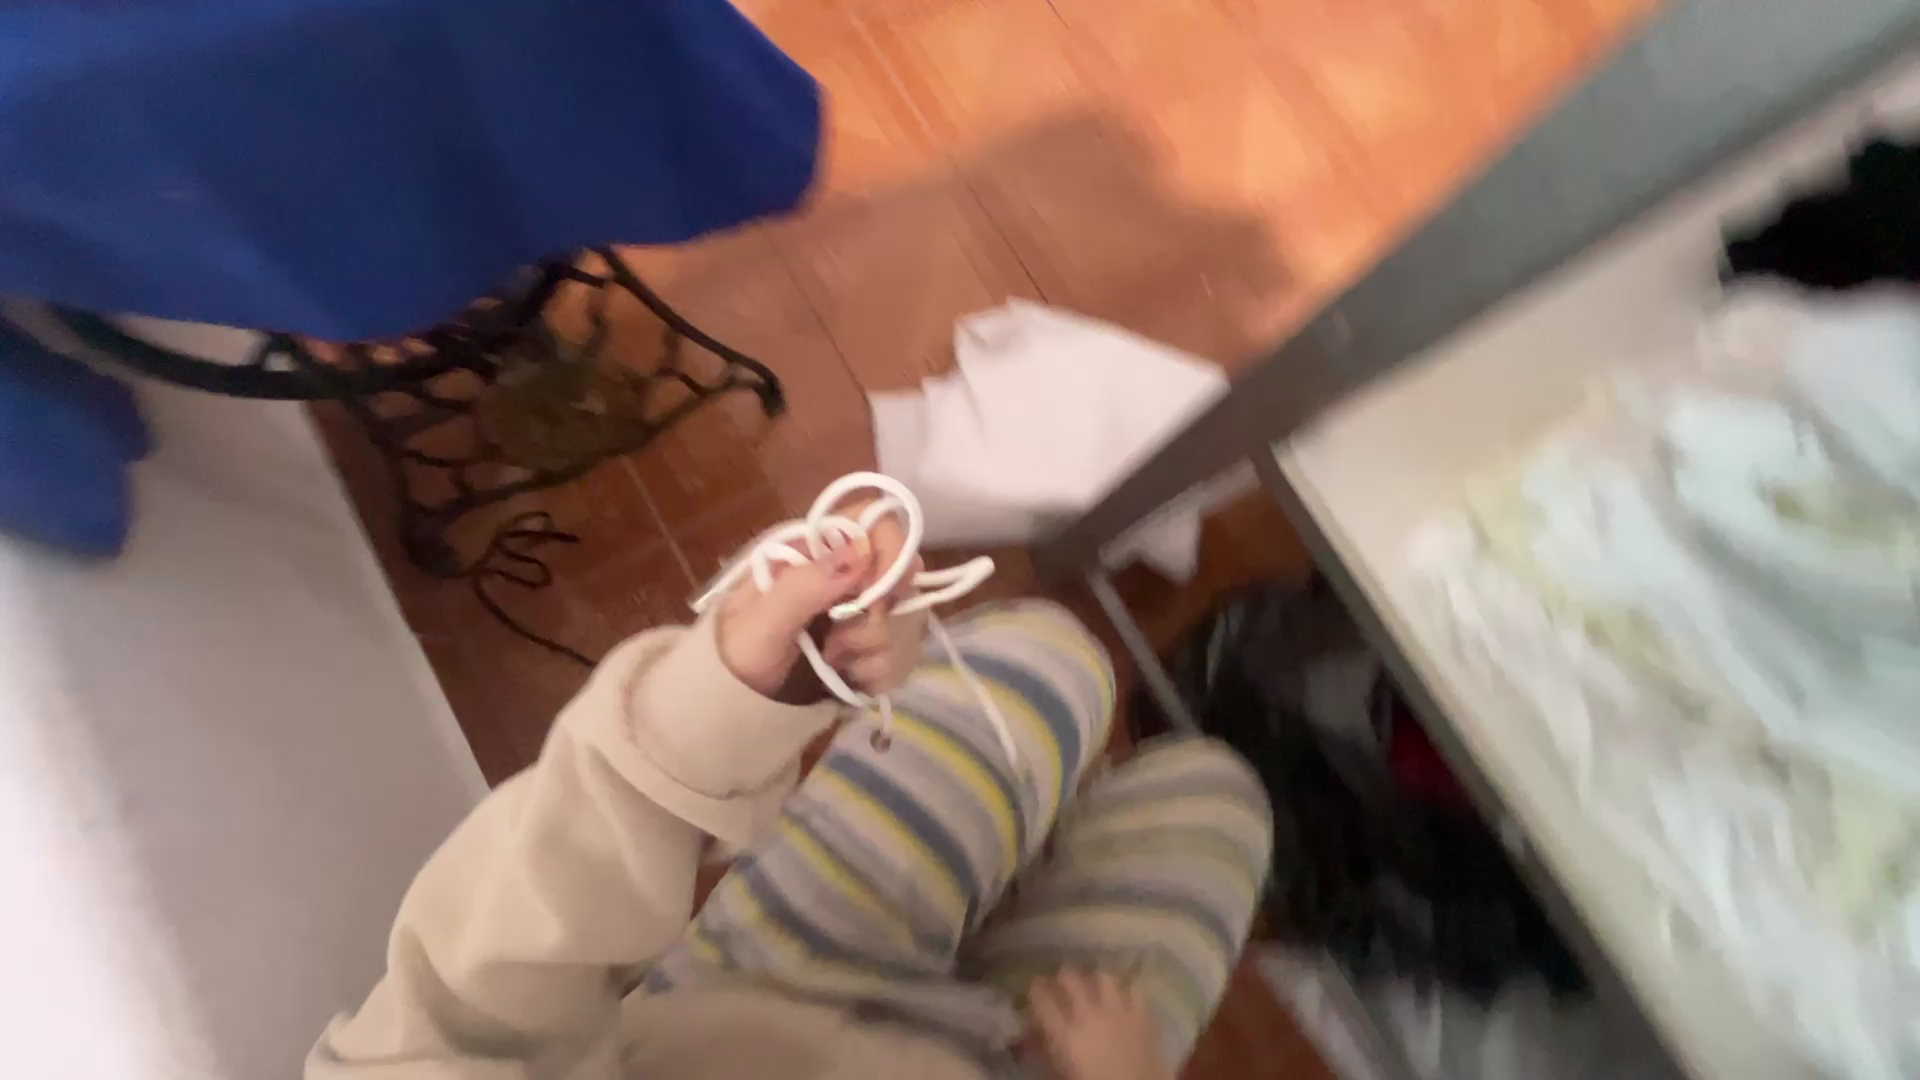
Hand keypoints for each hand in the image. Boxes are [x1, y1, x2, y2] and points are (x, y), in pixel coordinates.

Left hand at [715, 504, 928, 701]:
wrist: (736, 706)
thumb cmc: (736, 655)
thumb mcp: (757, 624)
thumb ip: (802, 586)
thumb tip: (858, 553)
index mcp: (817, 551)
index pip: (877, 522)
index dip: (892, 553)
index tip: (878, 596)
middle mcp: (850, 573)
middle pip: (903, 577)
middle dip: (875, 620)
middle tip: (837, 644)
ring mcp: (868, 609)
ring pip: (909, 620)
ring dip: (874, 652)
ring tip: (834, 664)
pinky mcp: (880, 645)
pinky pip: (909, 653)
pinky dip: (881, 673)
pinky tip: (852, 680)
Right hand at [1025, 970, 1172, 1079]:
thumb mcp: (1062, 1075)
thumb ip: (1046, 1052)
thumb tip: (1033, 1036)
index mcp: (1065, 1034)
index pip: (1041, 997)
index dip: (1035, 988)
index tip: (1034, 988)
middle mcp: (1089, 1015)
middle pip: (1070, 977)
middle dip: (1063, 978)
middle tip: (1062, 986)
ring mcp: (1118, 1012)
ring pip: (1103, 976)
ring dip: (1096, 980)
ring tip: (1095, 987)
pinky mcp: (1144, 1017)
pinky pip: (1134, 989)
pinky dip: (1127, 991)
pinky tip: (1124, 998)